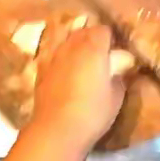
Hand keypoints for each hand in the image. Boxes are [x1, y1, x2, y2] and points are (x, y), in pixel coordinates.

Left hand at [31, 25, 127, 148]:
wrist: (57, 130)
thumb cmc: (93, 112)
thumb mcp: (117, 96)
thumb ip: (119, 76)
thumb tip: (118, 69)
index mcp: (94, 48)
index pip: (104, 30)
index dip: (111, 38)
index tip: (117, 51)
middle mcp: (72, 46)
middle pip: (83, 32)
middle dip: (93, 39)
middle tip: (102, 56)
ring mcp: (53, 57)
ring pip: (66, 42)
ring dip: (76, 47)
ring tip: (83, 63)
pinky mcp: (40, 71)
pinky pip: (54, 56)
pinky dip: (61, 59)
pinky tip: (65, 72)